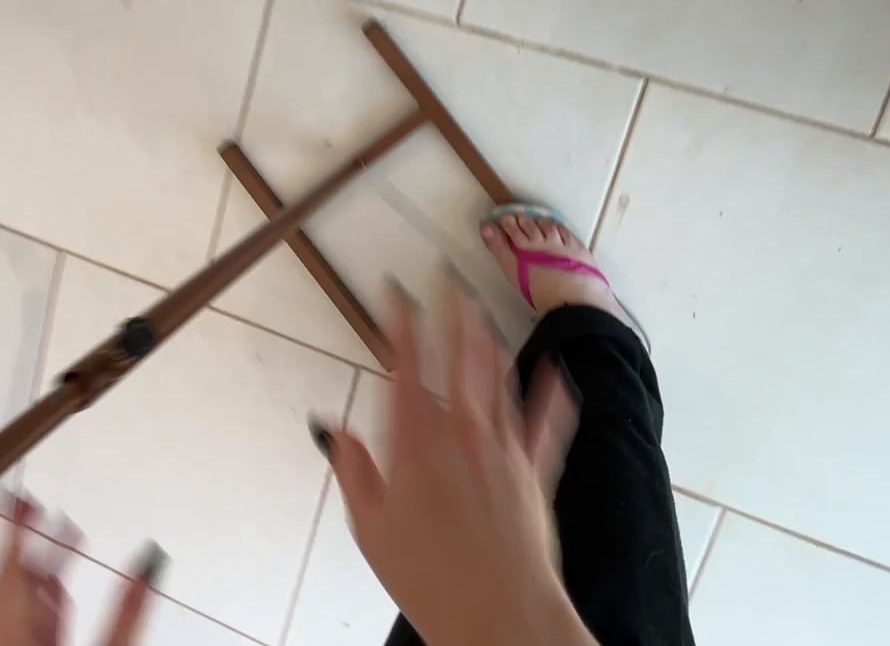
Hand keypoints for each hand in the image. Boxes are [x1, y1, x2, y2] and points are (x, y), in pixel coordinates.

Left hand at [0, 495, 165, 645]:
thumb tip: (148, 560)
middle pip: (1, 583)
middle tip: (31, 501)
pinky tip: (59, 576)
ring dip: (35, 558)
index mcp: (18, 640)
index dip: (13, 532)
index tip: (19, 499)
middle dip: (16, 538)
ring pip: (14, 596)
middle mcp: (8, 641)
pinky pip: (25, 613)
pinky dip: (41, 585)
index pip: (9, 576)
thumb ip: (128, 611)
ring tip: (63, 528)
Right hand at [320, 281, 592, 645]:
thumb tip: (332, 426)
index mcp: (416, 441)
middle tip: (448, 277)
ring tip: (481, 308)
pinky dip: (553, 394)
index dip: (400, 321)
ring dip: (488, 338)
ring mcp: (501, 446)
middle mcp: (460, 431)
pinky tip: (557, 369)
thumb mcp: (371, 527)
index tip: (396, 291)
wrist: (498, 619)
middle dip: (450, 310)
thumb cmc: (429, 578)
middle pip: (456, 356)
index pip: (405, 363)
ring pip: (495, 377)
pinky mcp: (533, 469)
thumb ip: (353, 468)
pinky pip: (546, 423)